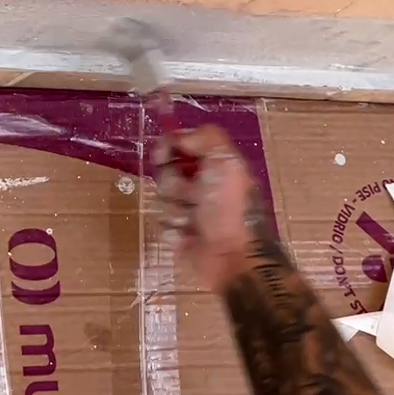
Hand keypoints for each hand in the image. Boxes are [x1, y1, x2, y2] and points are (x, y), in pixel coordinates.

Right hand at [156, 124, 258, 291]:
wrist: (233, 257)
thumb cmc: (231, 207)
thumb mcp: (227, 162)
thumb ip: (205, 137)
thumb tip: (177, 138)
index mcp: (214, 164)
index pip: (179, 144)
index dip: (168, 148)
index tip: (163, 155)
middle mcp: (201, 184)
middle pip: (164, 171)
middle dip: (172, 183)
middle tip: (191, 195)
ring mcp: (188, 209)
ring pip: (160, 198)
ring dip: (174, 208)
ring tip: (193, 220)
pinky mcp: (179, 233)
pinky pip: (160, 222)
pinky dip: (173, 229)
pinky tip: (188, 236)